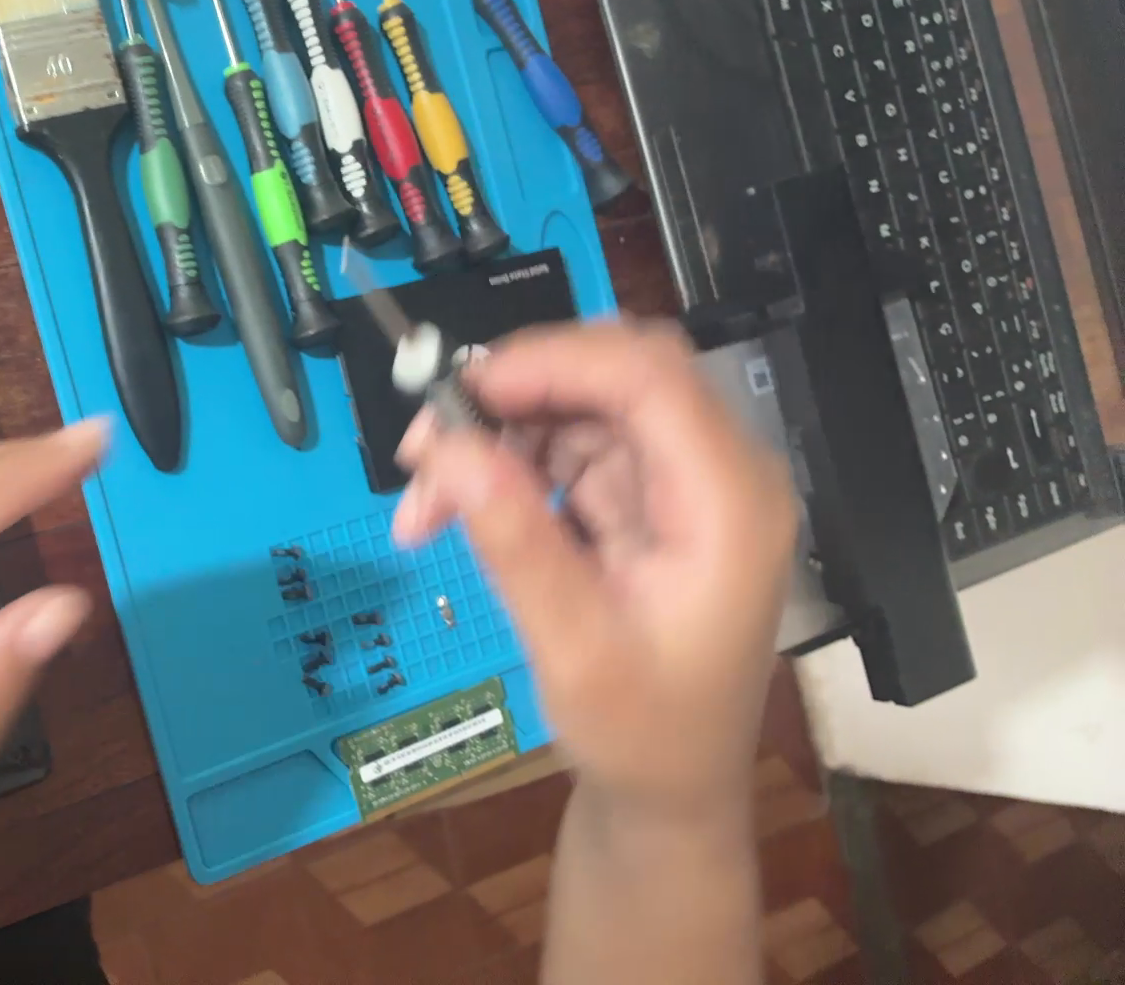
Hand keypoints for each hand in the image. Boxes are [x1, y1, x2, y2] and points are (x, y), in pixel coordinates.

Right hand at [392, 320, 794, 818]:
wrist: (663, 784)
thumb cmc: (641, 733)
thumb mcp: (575, 651)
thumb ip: (517, 547)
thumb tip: (450, 452)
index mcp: (725, 504)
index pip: (648, 381)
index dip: (550, 364)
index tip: (460, 392)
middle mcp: (703, 474)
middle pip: (604, 378)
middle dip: (507, 397)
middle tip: (426, 442)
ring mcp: (663, 483)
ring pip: (563, 410)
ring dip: (485, 439)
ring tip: (422, 501)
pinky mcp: (624, 499)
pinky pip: (548, 451)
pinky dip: (490, 470)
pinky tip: (449, 512)